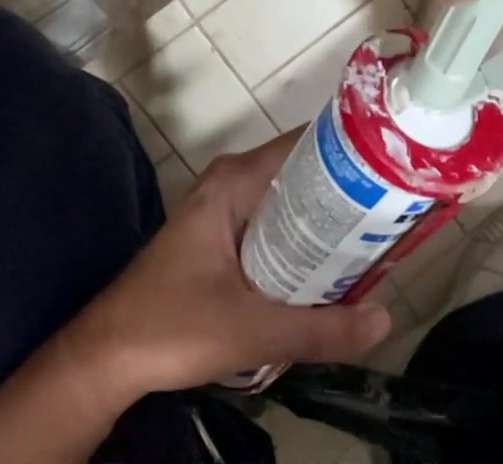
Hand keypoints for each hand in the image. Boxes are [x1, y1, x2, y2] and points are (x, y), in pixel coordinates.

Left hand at [61, 129, 391, 398]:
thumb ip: (320, 329)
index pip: (306, 144)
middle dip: (349, 191)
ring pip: (290, 202)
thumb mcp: (252, 331)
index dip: (352, 151)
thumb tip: (385, 321)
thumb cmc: (171, 327)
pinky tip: (334, 266)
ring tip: (380, 237)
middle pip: (303, 173)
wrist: (105, 358)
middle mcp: (231, 183)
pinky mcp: (221, 237)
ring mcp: (224, 210)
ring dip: (328, 220)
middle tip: (397, 212)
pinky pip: (276, 224)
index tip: (396, 166)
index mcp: (235, 181)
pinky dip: (304, 239)